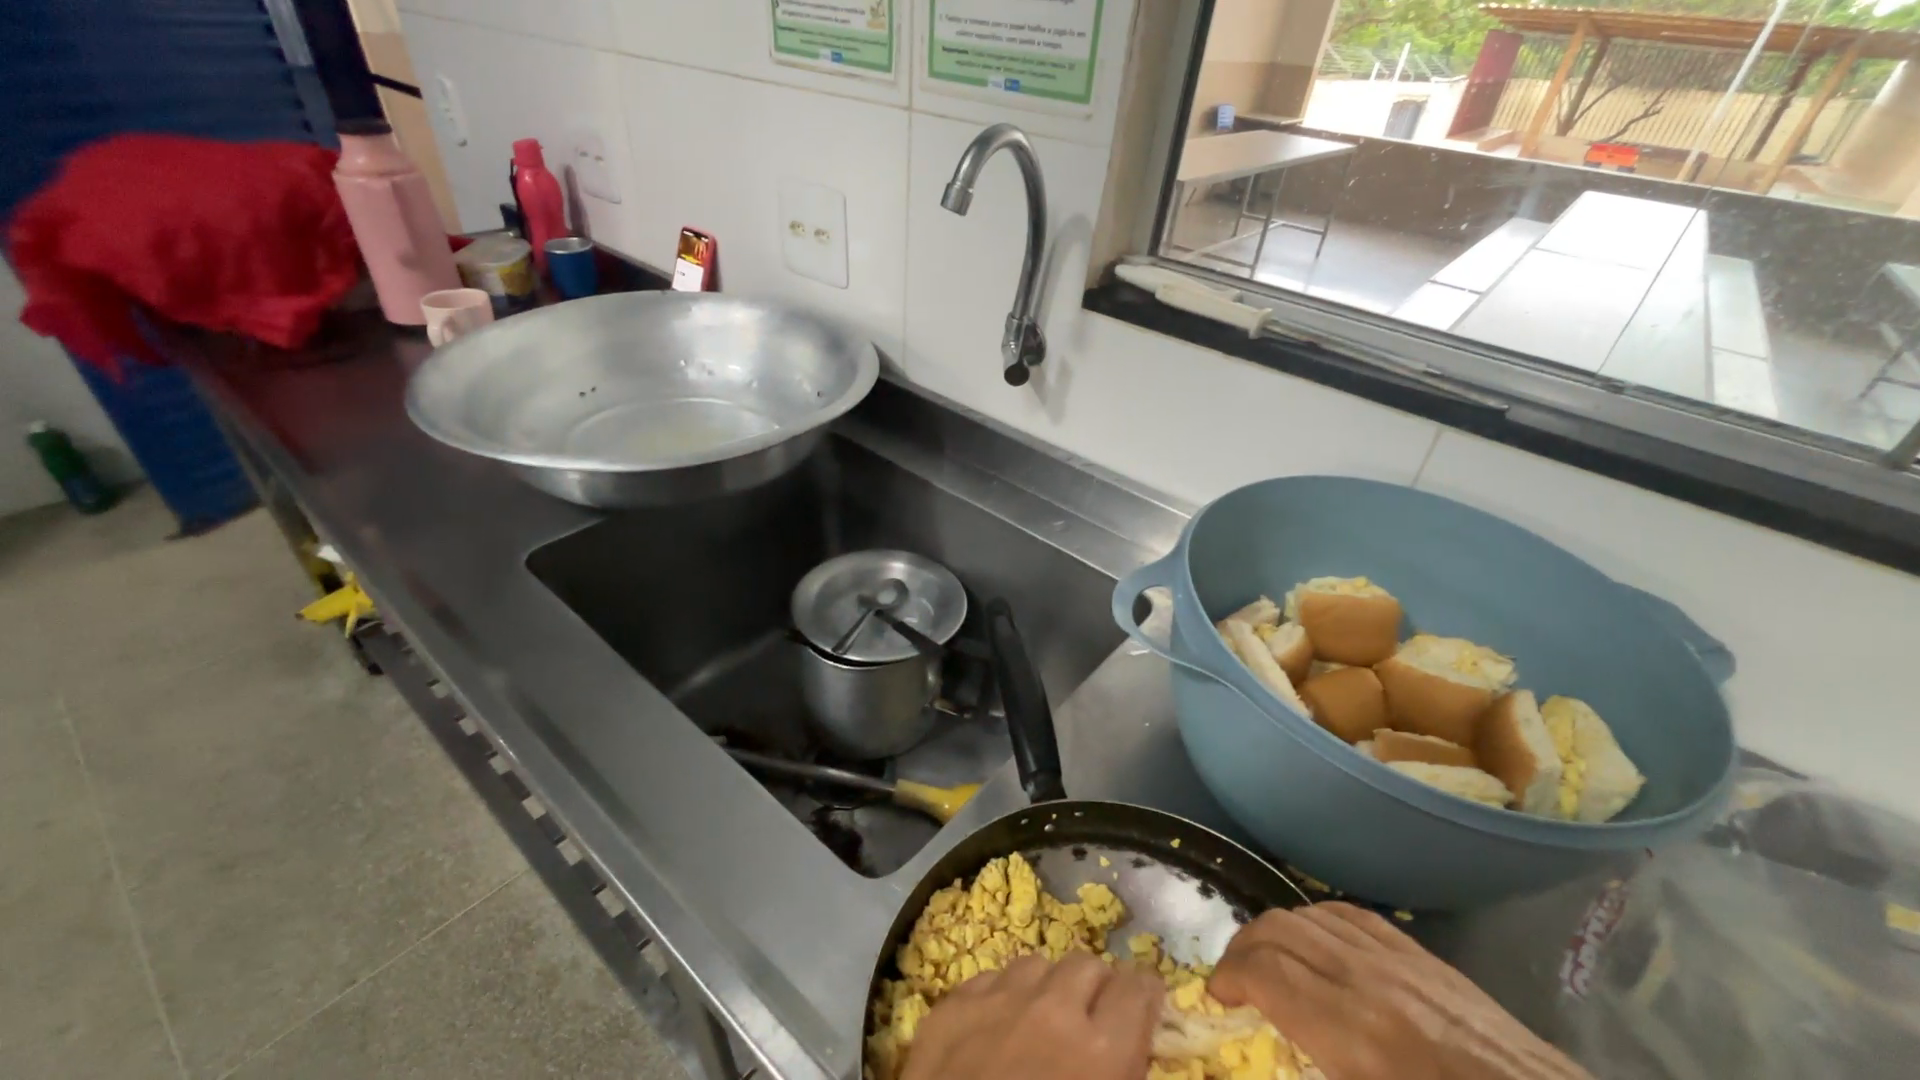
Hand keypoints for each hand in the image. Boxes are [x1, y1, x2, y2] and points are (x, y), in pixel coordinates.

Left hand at [901, 952, 1162, 1079]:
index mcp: (1101, 1051)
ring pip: (1037, 965)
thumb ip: (1121, 1075)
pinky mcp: (953, 1005)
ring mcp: (998, 1000)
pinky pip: (990, 979)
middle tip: (1087, 1020)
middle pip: (1088, 965)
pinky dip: (1000, 997)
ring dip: (1045, 988)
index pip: (1138, 988)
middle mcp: (1053, 1010)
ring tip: (1038, 1022)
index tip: (1140, 1007)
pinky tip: (995, 1030)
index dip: (1142, 996)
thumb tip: (1131, 1051)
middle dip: (1093, 989)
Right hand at [1210, 903, 1590, 1079]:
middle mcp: (1368, 982)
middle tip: (1234, 981)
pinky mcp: (1423, 957)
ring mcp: (1398, 962)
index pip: (1265, 973)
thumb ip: (1315, 1068)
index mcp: (1352, 1034)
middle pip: (1278, 931)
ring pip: (1310, 916)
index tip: (1219, 998)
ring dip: (1274, 933)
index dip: (1228, 977)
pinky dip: (1316, 923)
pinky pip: (1351, 917)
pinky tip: (1315, 948)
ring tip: (1266, 962)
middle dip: (1241, 949)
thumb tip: (1272, 1053)